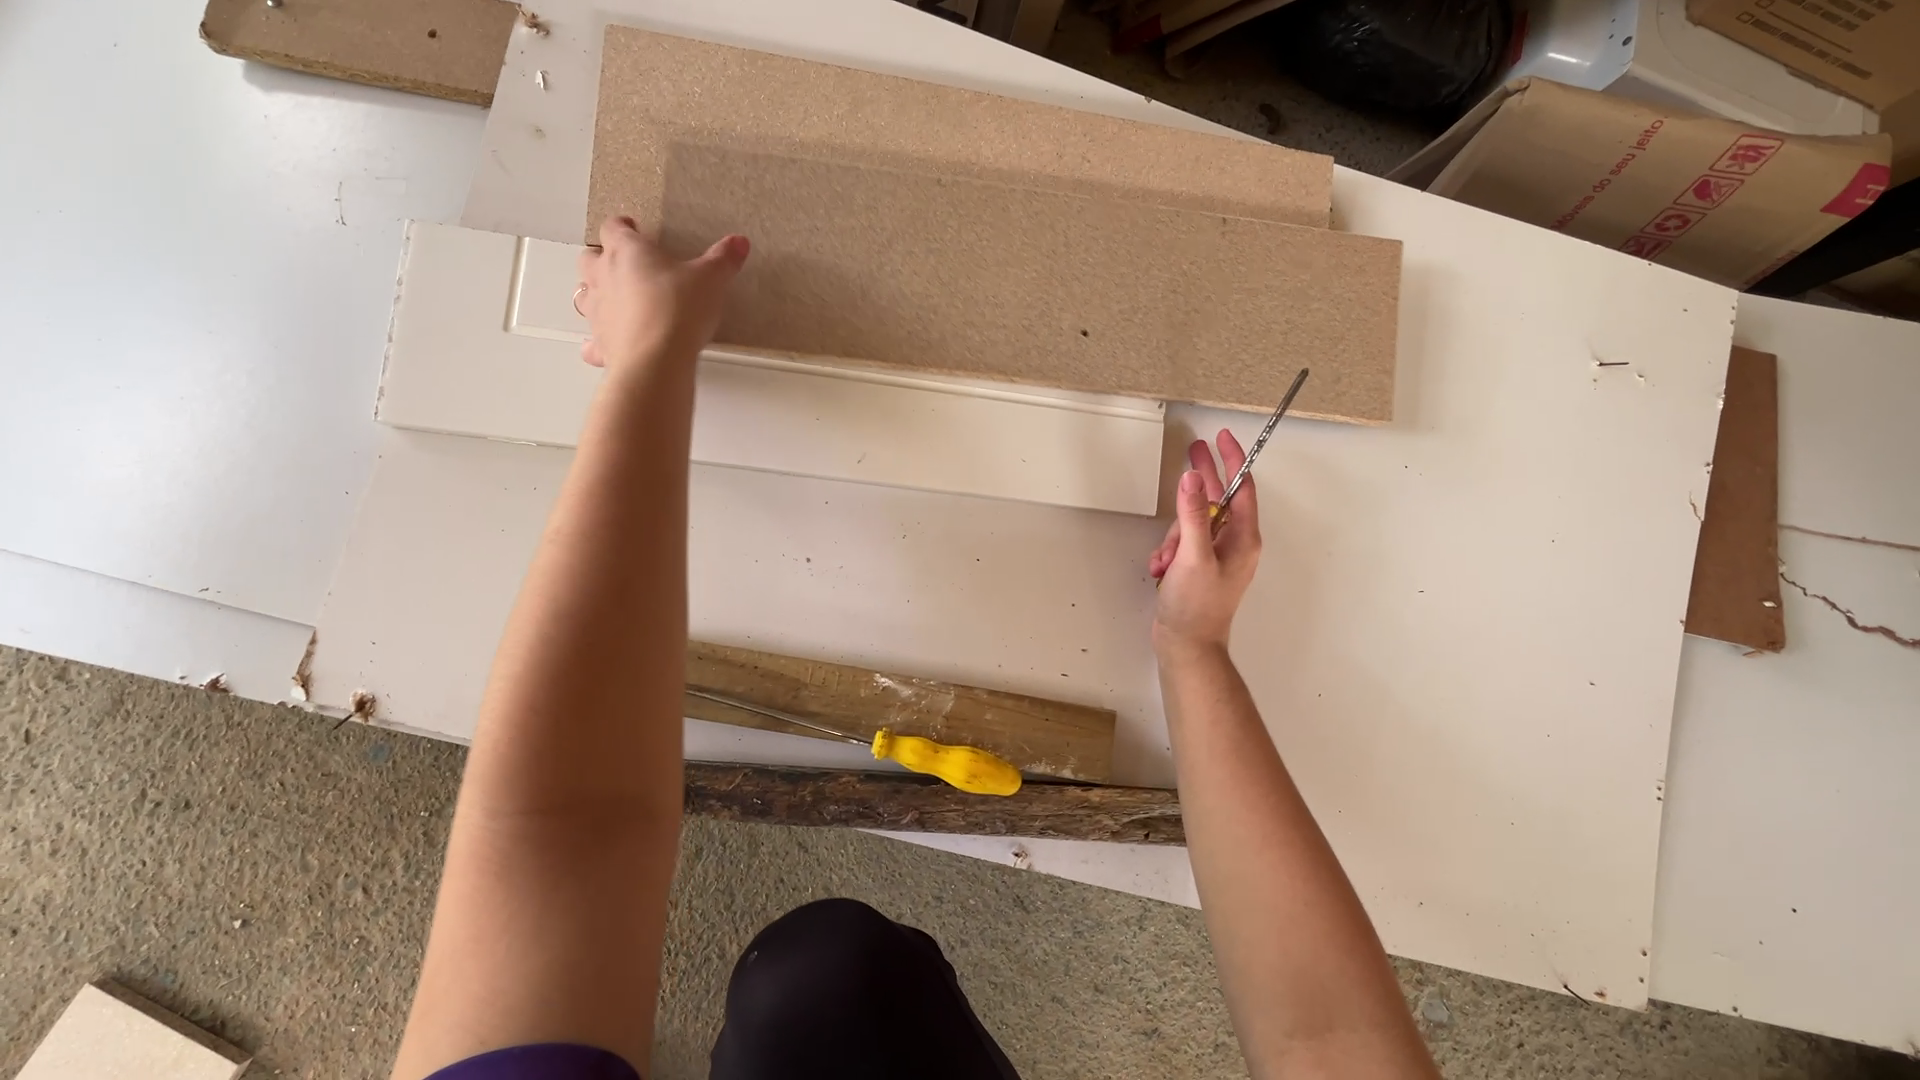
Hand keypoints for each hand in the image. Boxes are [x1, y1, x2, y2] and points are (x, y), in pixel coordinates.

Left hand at [575, 216, 749, 375]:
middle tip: (622, 264)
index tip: (634, 228)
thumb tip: (739, 242)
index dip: (623, 226)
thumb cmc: (679, 310)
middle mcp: (603, 277)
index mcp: (627, 252)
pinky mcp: (601, 345)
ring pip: (583, 295)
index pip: (614, 227)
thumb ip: (723, 260)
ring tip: (614, 299)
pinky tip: (607, 346)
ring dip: (594, 293)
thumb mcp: (711, 280)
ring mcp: (598, 312)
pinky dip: (595, 343)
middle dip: (602, 257)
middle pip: (589, 258)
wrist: (657, 360)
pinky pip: (591, 343)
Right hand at [1148, 430, 1261, 654]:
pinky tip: (1160, 570)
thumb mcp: (1193, 556)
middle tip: (1192, 450)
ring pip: (1190, 523)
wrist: (1187, 646)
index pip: (1241, 488)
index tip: (1221, 437)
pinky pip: (1180, 544)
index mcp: (1242, 538)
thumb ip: (1192, 515)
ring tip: (1165, 561)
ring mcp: (1213, 556)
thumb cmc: (1197, 606)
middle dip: (1200, 481)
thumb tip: (1194, 478)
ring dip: (1172, 537)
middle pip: (1216, 499)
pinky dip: (1167, 552)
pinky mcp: (1195, 567)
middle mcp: (1232, 544)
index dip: (1232, 460)